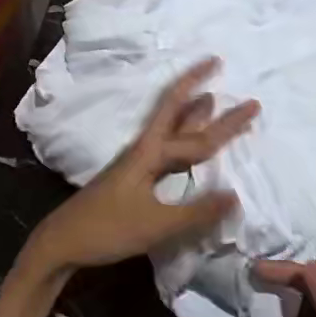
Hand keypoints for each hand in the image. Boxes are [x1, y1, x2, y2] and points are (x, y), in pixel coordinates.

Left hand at [24, 58, 257, 273]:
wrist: (63, 240)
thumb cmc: (108, 229)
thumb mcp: (156, 225)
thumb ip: (196, 211)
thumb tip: (236, 195)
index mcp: (150, 154)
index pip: (197, 135)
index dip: (226, 121)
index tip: (252, 102)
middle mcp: (144, 149)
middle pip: (180, 117)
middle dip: (203, 96)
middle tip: (226, 76)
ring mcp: (137, 162)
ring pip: (170, 129)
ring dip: (191, 113)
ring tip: (210, 98)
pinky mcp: (132, 175)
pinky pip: (164, 148)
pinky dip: (181, 139)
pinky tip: (186, 147)